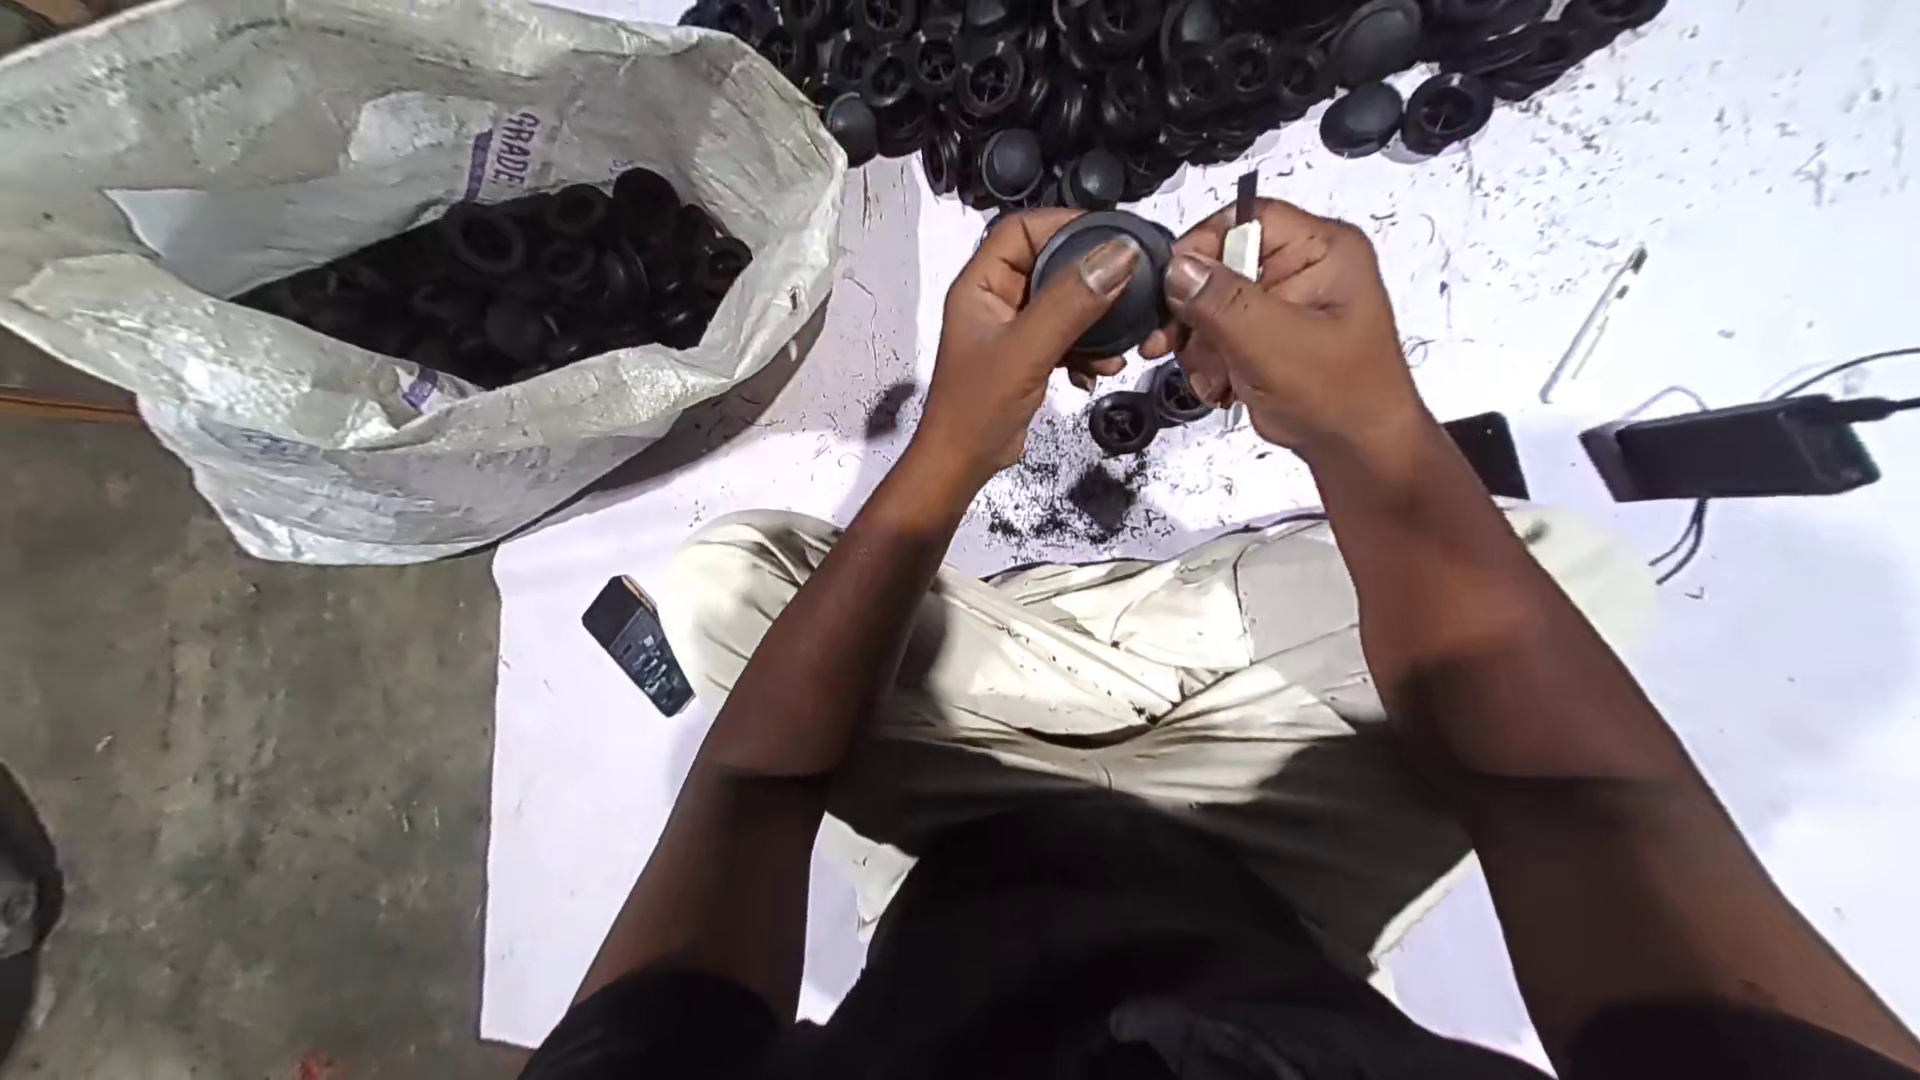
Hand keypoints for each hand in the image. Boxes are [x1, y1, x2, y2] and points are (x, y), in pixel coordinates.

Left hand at [914, 209, 1138, 484]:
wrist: (964, 462)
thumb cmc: (973, 411)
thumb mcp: (1026, 351)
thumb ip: (1069, 303)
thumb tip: (1115, 257)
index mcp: (980, 286)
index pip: (1022, 230)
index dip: (1064, 224)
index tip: (1108, 234)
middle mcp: (995, 302)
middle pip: (1049, 264)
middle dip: (1089, 276)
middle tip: (1125, 281)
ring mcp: (1013, 330)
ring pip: (1064, 303)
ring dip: (1094, 319)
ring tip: (1116, 338)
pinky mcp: (1028, 356)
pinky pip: (1066, 336)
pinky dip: (1087, 349)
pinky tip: (1100, 366)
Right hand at [1140, 198, 1431, 460]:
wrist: (1351, 446)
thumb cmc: (1344, 396)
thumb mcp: (1276, 344)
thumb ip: (1224, 303)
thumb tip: (1178, 268)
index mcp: (1320, 251)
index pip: (1247, 218)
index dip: (1201, 248)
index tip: (1170, 285)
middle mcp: (1296, 271)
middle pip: (1217, 267)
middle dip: (1194, 314)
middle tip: (1180, 341)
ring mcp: (1275, 306)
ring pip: (1205, 308)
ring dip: (1200, 347)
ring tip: (1219, 374)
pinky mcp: (1258, 336)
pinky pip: (1210, 337)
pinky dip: (1207, 364)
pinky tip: (1224, 383)